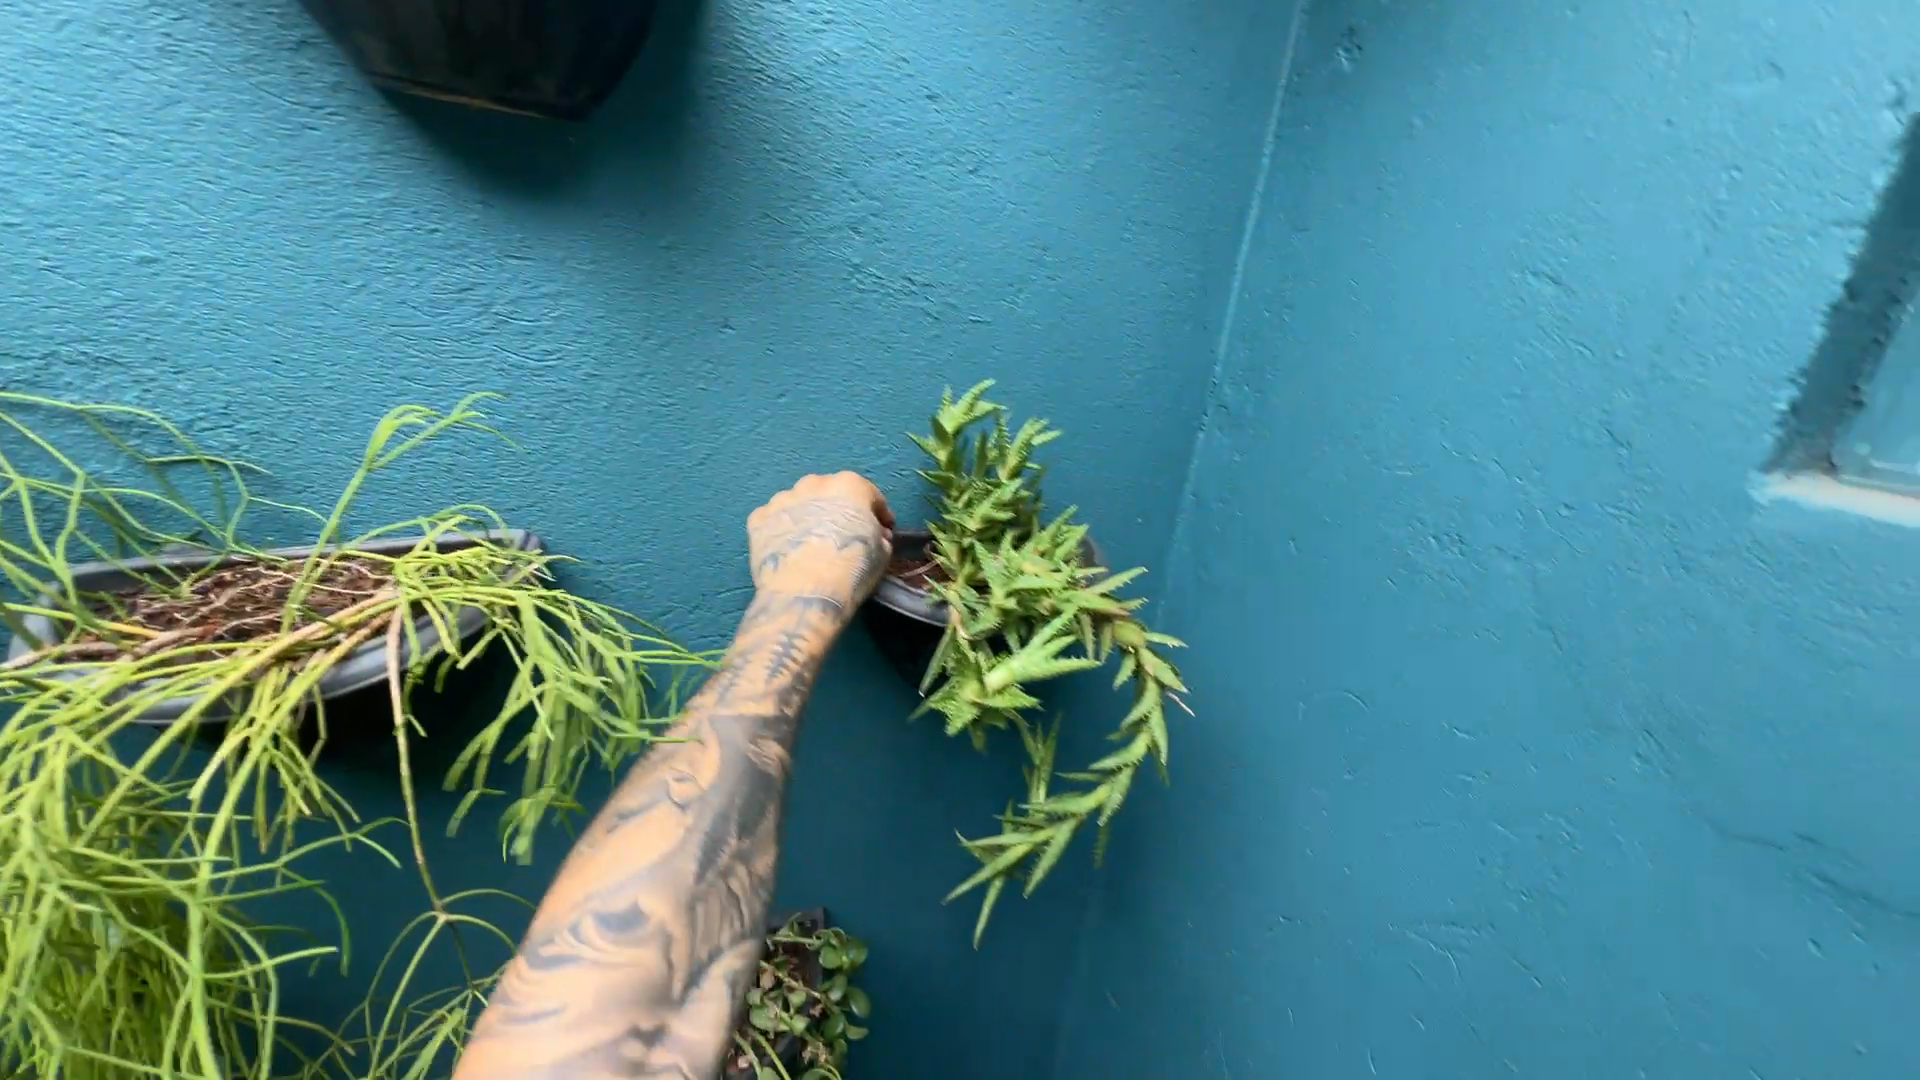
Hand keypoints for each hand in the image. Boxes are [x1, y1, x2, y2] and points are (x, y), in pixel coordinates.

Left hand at [747, 472, 895, 609]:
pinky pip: (775, 520)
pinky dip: (783, 530)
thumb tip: (875, 535)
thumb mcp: (882, 552)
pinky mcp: (758, 519)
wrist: (806, 593)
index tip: (882, 531)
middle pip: (831, 493)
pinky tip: (789, 550)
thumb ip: (879, 535)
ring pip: (800, 503)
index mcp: (850, 485)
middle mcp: (814, 484)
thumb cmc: (852, 569)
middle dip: (839, 510)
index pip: (870, 496)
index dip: (878, 515)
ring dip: (808, 517)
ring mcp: (782, 499)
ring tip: (812, 544)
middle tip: (844, 536)